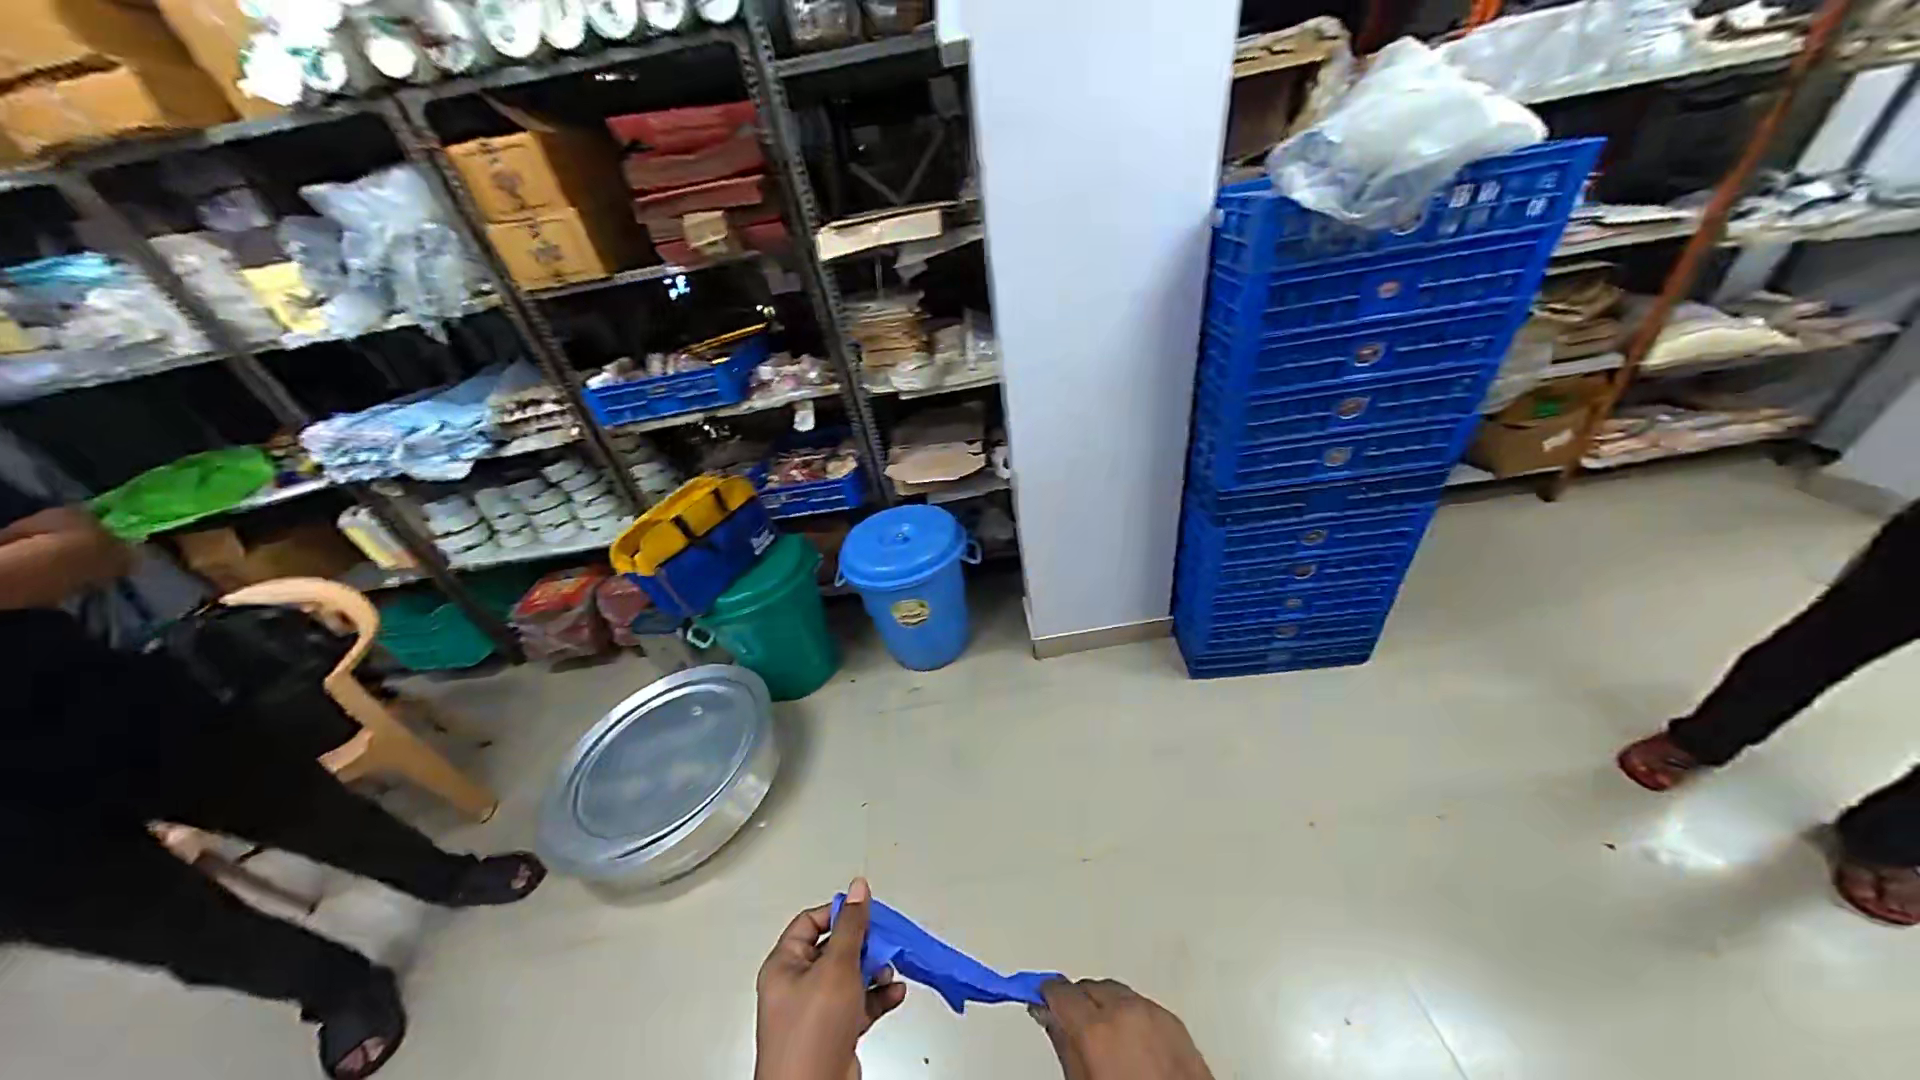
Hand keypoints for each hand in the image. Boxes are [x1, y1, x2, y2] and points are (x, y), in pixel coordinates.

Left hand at [755, 877, 906, 1079]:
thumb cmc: (813, 1030)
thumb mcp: (836, 967)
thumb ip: (852, 926)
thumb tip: (859, 887)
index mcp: (785, 964)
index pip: (811, 922)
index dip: (838, 913)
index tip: (865, 912)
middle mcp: (797, 985)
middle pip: (834, 948)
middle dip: (863, 945)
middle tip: (884, 942)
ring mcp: (817, 1011)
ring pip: (850, 976)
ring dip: (874, 971)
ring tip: (889, 971)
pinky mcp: (835, 1032)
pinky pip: (859, 1004)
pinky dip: (878, 997)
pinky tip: (895, 993)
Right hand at [1030, 978, 1213, 1079]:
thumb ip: (1064, 1046)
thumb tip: (1049, 1018)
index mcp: (1095, 1029)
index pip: (1059, 991)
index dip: (1048, 995)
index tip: (1042, 999)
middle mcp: (1123, 1011)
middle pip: (1088, 987)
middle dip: (1078, 1001)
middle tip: (1072, 1024)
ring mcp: (1150, 1012)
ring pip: (1115, 992)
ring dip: (1105, 1005)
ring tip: (1104, 1036)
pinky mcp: (1173, 1019)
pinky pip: (1141, 1004)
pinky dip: (1130, 1013)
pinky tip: (1130, 1039)